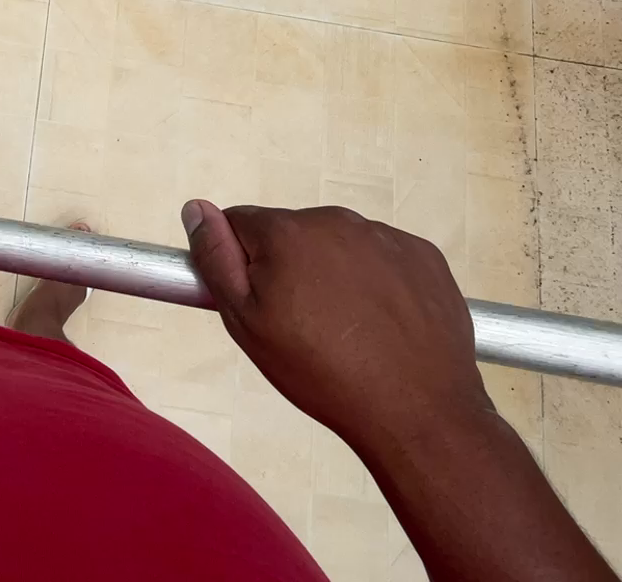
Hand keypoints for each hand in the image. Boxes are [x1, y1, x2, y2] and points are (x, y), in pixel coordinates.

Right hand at [181, 200, 493, 449]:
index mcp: (285, 230)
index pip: (239, 223)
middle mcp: (335, 219)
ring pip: (335, 241)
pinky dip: (375, 276)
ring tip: (344, 325)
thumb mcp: (244, 320)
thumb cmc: (318, 369)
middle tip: (300, 319)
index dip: (241, 261)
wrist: (419, 414)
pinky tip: (380, 318)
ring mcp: (385, 235)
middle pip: (289, 231)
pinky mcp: (425, 256)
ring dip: (330, 268)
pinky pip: (381, 254)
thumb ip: (215, 257)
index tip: (261, 301)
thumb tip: (196, 207)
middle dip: (286, 263)